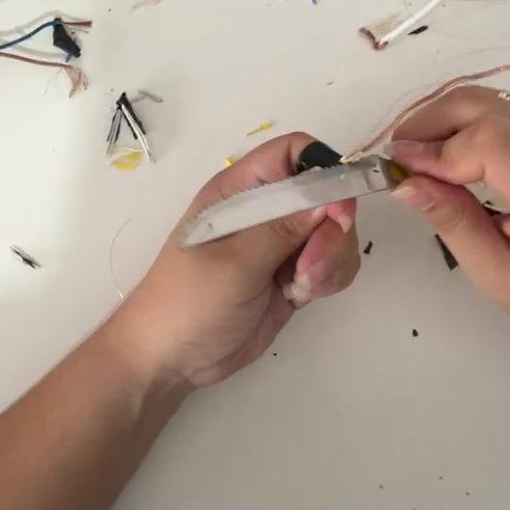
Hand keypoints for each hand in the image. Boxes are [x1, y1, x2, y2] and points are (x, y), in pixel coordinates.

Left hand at [104, 133, 362, 389]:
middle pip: (324, 196)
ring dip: (332, 258)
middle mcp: (263, 210)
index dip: (322, 169)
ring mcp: (280, 244)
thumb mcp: (235, 262)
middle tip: (312, 264)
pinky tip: (301, 296)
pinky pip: (331, 264)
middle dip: (332, 229)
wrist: (172, 356)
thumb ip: (282, 230)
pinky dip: (329, 278)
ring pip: (334, 233)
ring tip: (300, 286)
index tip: (337, 209)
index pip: (292, 153)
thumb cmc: (189, 299)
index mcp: (239, 190)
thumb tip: (329, 199)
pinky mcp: (291, 276)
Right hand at [387, 87, 509, 355]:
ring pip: (487, 99)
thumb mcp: (499, 277)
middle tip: (399, 158)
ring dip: (443, 119)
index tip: (400, 173)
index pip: (488, 141)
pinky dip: (464, 122)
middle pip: (483, 104)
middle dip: (428, 122)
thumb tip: (403, 182)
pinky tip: (451, 155)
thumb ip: (453, 224)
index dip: (435, 150)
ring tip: (420, 159)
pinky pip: (502, 107)